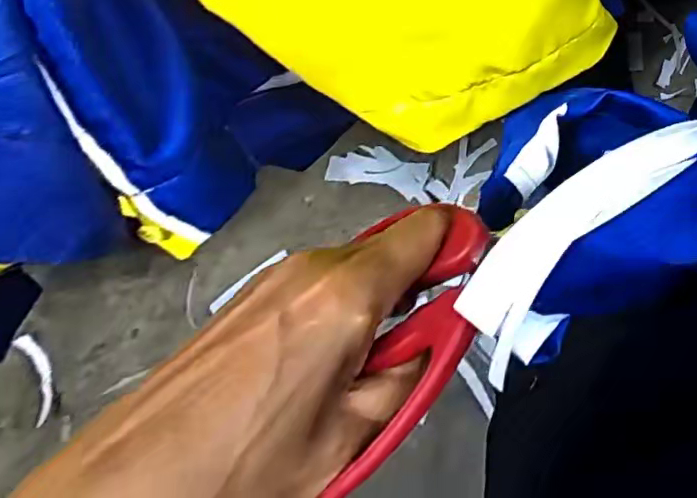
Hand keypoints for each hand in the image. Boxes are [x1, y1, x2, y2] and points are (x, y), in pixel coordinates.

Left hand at [15, 207, 450, 497]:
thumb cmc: (227, 475)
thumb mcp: (354, 431)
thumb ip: (419, 362)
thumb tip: (443, 327)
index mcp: (349, 292)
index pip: (437, 223)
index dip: (465, 244)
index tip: (469, 278)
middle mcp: (312, 269)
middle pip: (403, 242)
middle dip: (424, 281)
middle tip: (412, 339)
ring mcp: (273, 280)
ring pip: (366, 263)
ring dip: (383, 297)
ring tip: (356, 363)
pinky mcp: (247, 298)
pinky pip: (326, 280)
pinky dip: (344, 305)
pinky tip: (317, 364)